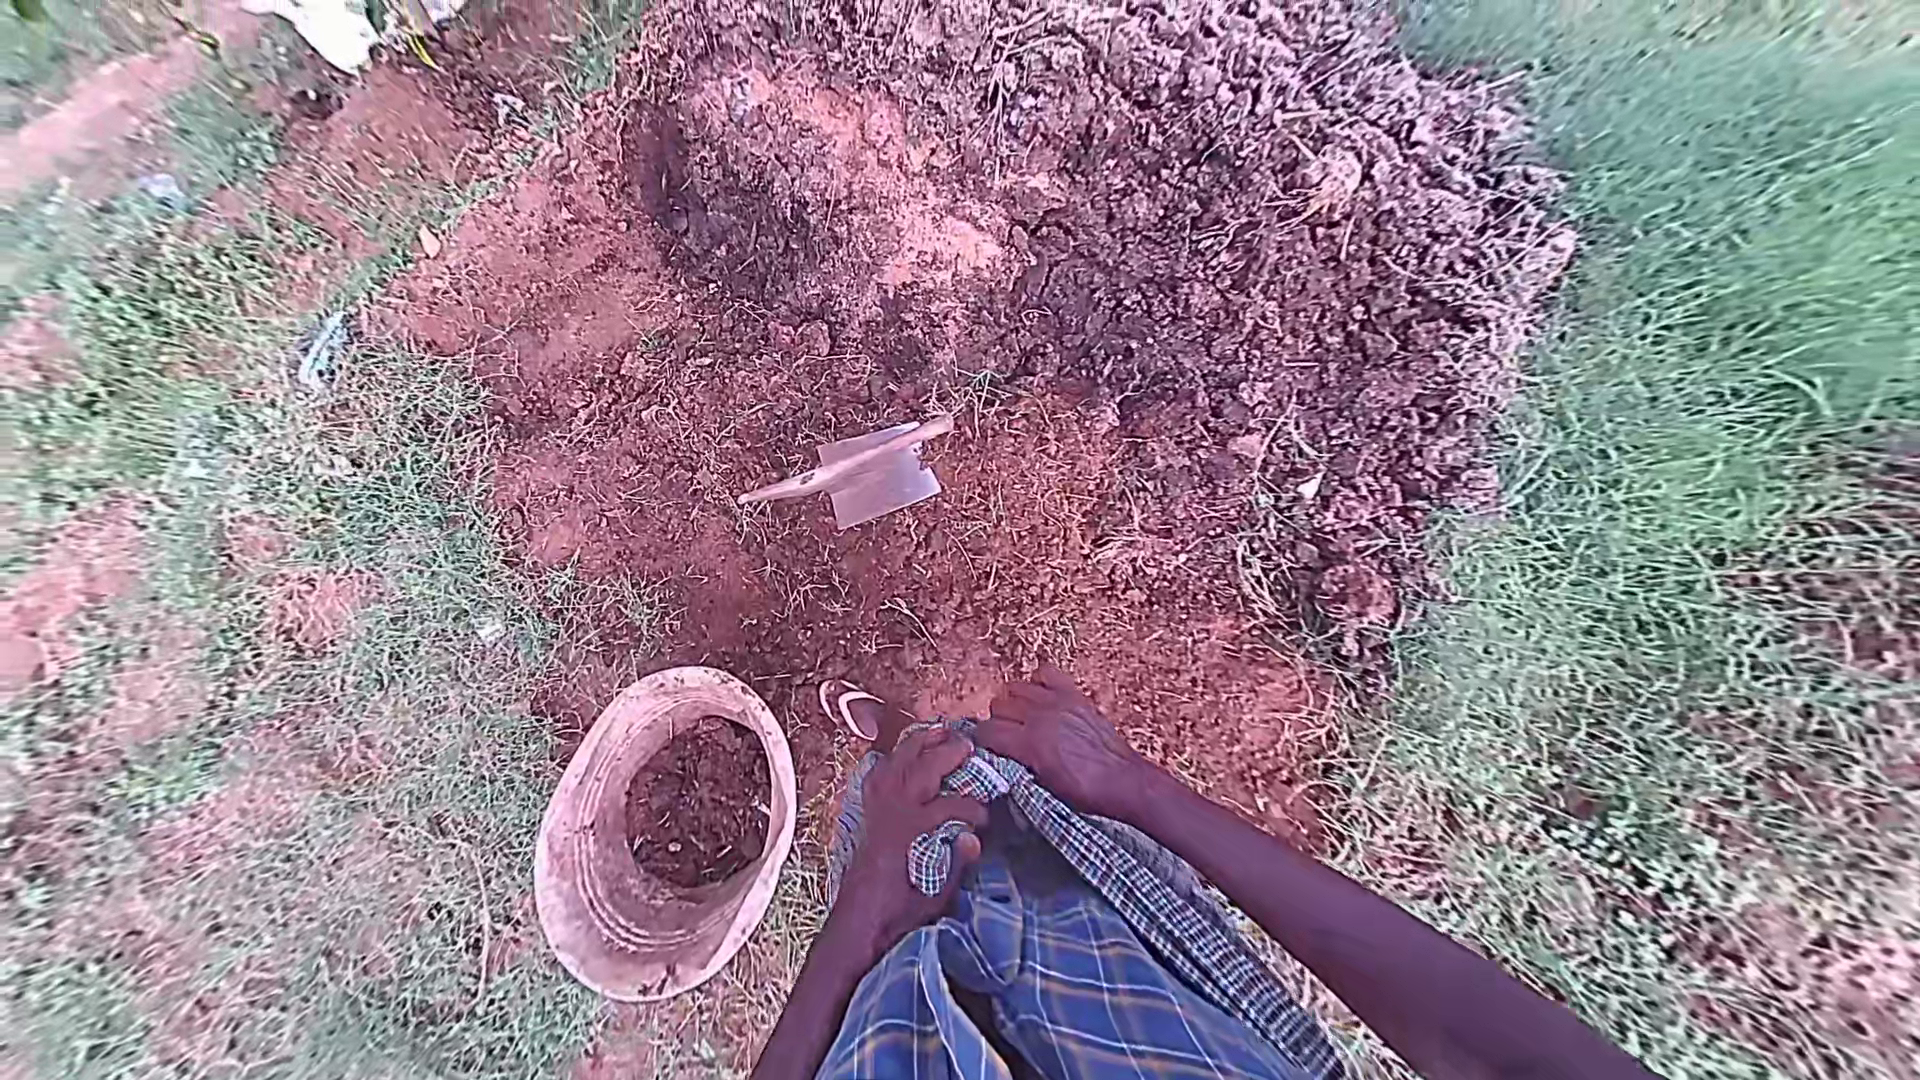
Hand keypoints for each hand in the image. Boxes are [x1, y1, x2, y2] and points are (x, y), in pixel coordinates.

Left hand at [826, 727, 987, 966]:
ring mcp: (876, 809)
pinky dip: (892, 758)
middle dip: (945, 754)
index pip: (946, 807)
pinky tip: (903, 752)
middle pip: (920, 772)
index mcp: (908, 835)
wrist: (855, 926)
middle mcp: (890, 814)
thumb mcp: (932, 901)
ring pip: (897, 764)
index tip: (983, 817)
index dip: (969, 807)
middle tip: (968, 743)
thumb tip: (974, 839)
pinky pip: (878, 774)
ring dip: (918, 745)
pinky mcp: (867, 812)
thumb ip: (954, 868)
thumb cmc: (895, 916)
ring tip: (939, 730)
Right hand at [979, 663, 1151, 820]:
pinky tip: (1042, 699)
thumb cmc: (1086, 793)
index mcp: (1031, 744)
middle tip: (1007, 737)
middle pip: (998, 705)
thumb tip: (997, 763)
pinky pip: (1045, 672)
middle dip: (997, 722)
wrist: (1124, 781)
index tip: (987, 749)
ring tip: (1023, 718)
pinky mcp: (1073, 694)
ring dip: (1015, 703)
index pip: (987, 731)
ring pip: (1016, 687)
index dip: (982, 741)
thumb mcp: (1044, 791)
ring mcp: (1058, 701)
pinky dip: (1038, 682)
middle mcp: (1040, 716)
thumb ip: (1016, 771)